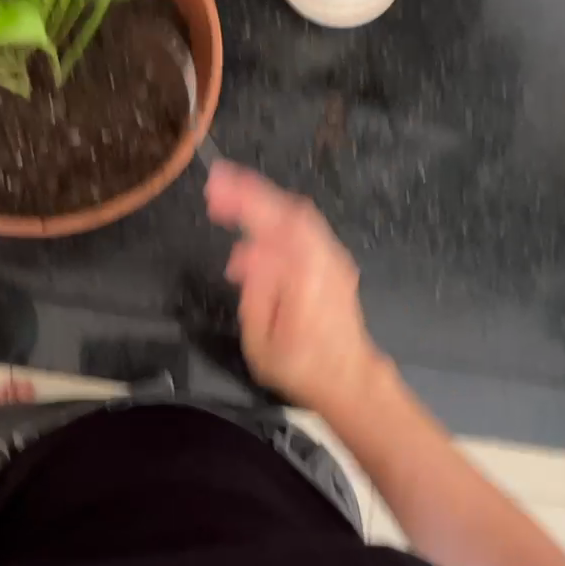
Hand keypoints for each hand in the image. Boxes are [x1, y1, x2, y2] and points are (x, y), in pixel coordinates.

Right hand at [205, 161, 385, 410]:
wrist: (350, 380)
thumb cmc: (303, 367)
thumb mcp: (263, 341)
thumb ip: (256, 293)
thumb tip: (248, 255)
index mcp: (305, 275)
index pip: (275, 222)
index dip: (245, 197)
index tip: (216, 184)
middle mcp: (324, 259)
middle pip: (289, 209)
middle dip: (249, 193)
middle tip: (214, 191)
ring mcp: (333, 260)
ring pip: (297, 216)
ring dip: (261, 207)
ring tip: (226, 208)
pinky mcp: (333, 265)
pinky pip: (302, 231)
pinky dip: (275, 223)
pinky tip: (252, 240)